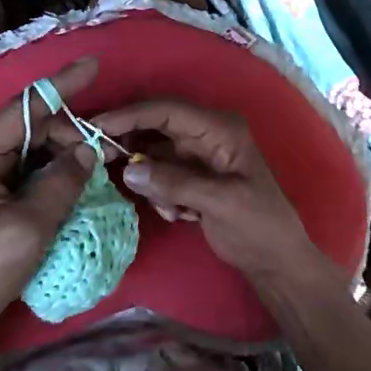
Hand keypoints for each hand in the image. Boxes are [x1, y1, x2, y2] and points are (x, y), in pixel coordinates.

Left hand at [0, 60, 97, 365]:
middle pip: (30, 126)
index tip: (92, 66)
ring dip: (67, 150)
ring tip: (99, 162)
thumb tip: (89, 150)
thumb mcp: (30, 226)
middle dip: (69, 130)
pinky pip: (32, 166)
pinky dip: (58, 168)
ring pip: (35, 145)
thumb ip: (62, 182)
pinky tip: (80, 174)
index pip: (22, 109)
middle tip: (105, 147)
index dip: (59, 87)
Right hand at [94, 99, 331, 282]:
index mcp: (220, 129)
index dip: (129, 115)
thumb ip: (175, 183)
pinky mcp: (190, 176)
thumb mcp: (221, 203)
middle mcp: (206, 134)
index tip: (95, 127)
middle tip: (102, 162)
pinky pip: (159, 174)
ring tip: (172, 209)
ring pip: (152, 153)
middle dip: (130, 145)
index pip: (166, 110)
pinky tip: (181, 215)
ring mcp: (197, 155)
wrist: (275, 260)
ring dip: (151, 180)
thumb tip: (129, 169)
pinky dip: (160, 194)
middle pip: (154, 126)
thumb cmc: (259, 226)